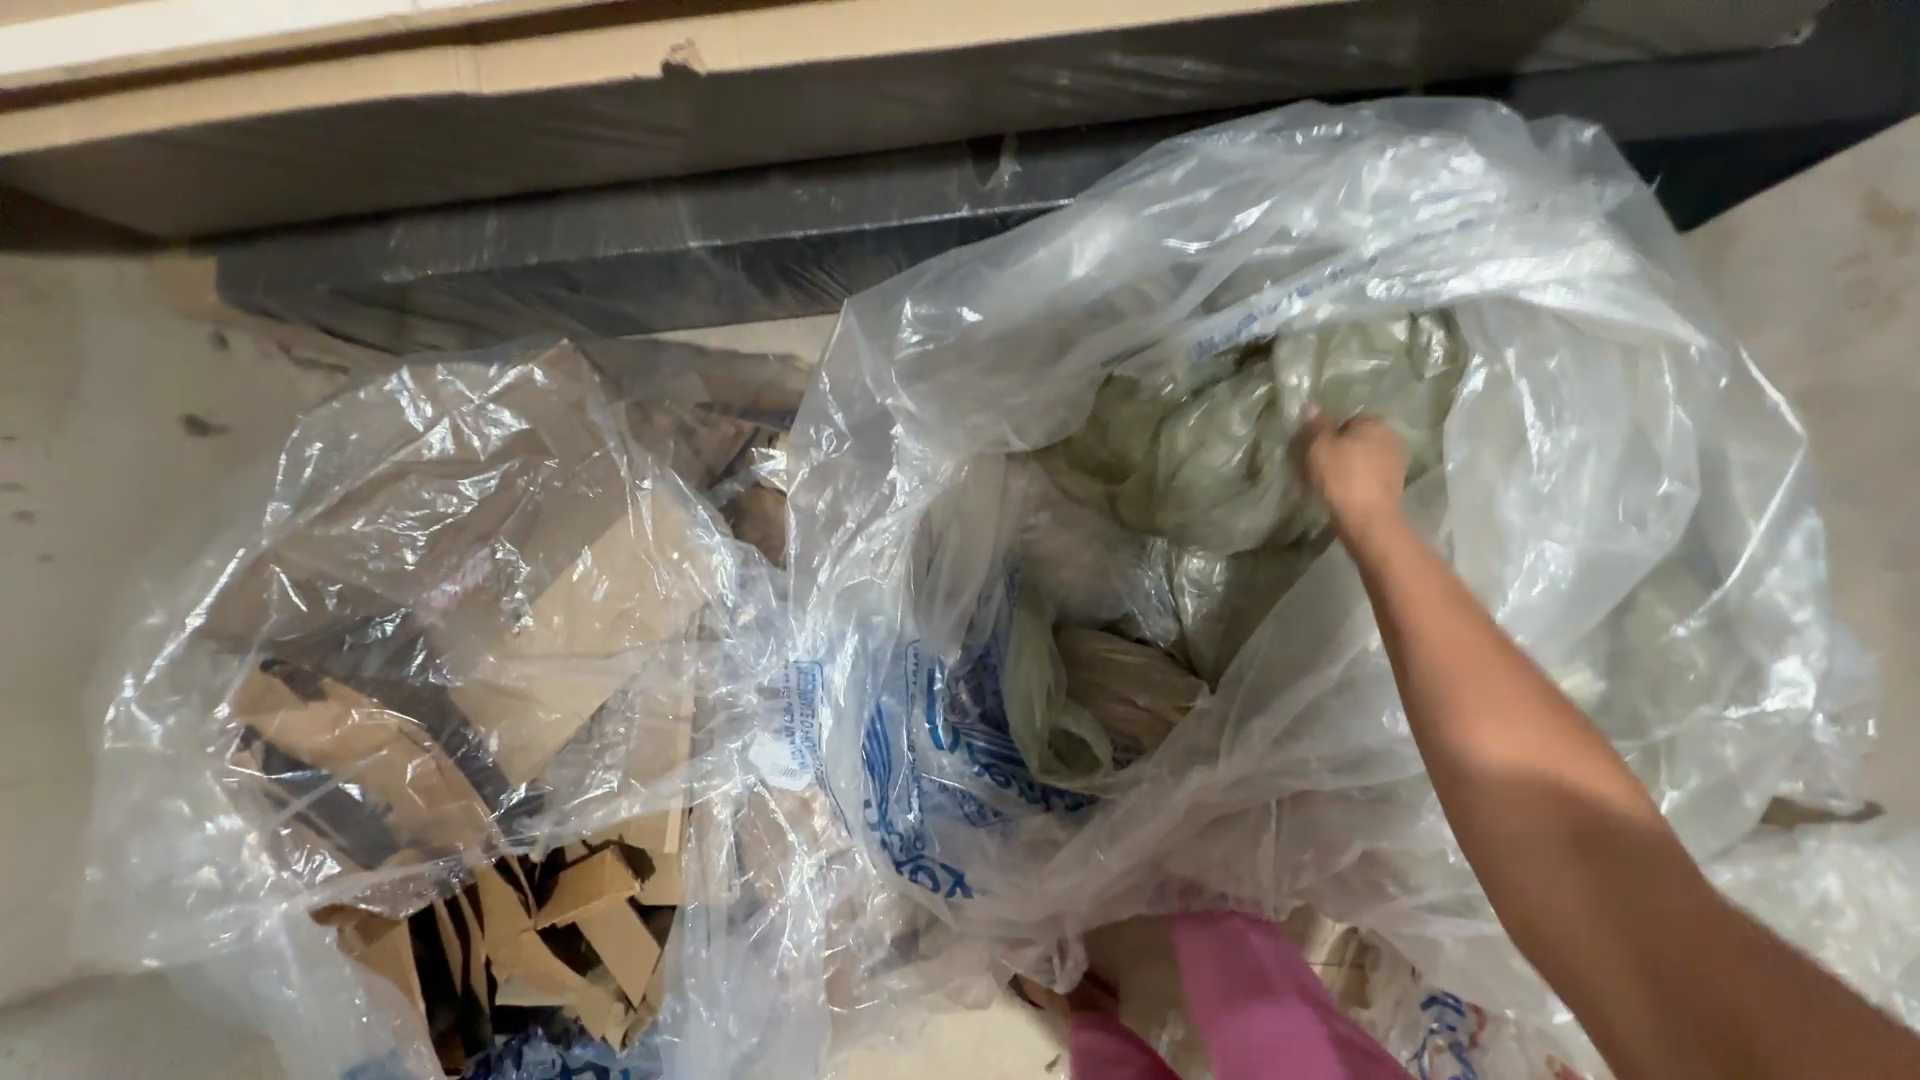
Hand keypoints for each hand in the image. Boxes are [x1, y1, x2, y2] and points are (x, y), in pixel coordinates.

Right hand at [1295, 407, 1408, 538]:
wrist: (1367, 515)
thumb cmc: (1340, 475)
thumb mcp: (1318, 447)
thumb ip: (1316, 425)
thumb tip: (1312, 405)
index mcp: (1374, 422)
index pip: (1348, 420)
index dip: (1331, 434)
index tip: (1318, 451)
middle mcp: (1391, 436)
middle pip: (1360, 438)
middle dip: (1345, 448)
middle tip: (1323, 466)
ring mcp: (1398, 460)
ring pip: (1368, 457)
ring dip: (1354, 465)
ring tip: (1334, 482)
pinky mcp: (1398, 483)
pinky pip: (1374, 475)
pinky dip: (1362, 480)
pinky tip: (1348, 492)